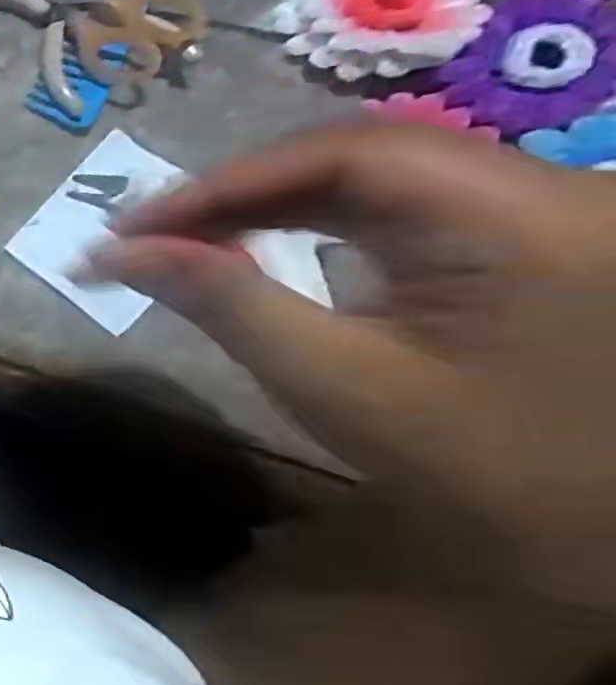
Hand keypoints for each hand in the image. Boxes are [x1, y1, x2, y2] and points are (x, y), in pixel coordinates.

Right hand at [86, 124, 615, 610]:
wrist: (608, 530)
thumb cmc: (477, 465)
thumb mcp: (332, 383)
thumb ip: (225, 303)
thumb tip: (118, 255)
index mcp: (528, 220)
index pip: (350, 154)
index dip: (226, 181)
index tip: (132, 227)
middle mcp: (546, 190)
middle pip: (356, 156)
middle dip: (232, 193)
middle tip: (137, 236)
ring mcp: (534, 211)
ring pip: (366, 178)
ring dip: (257, 206)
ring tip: (170, 241)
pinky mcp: (511, 238)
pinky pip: (386, 208)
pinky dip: (298, 222)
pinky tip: (242, 245)